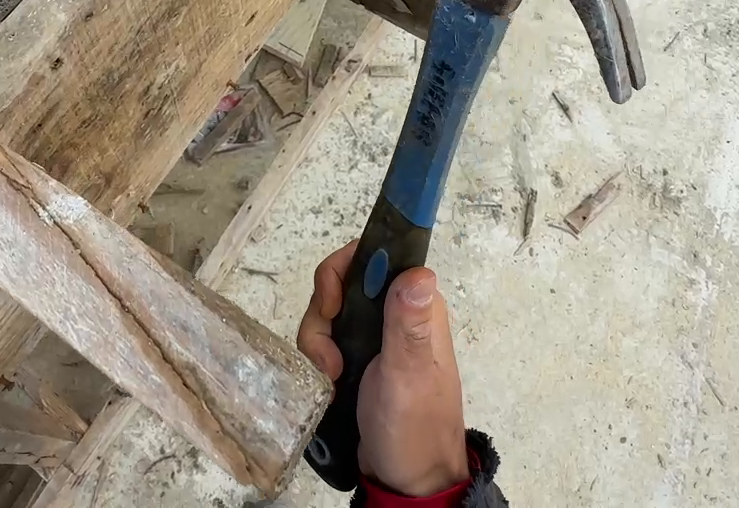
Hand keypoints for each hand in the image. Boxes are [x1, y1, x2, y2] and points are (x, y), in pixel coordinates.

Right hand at [296, 242, 469, 495]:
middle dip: (324, 315)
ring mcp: (373, 334)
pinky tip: (329, 382)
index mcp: (414, 304)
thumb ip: (408, 324)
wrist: (406, 481)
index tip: (332, 304)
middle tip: (331, 354)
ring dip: (318, 342)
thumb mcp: (407, 374)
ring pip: (327, 311)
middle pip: (340, 283)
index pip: (372, 256)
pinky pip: (323, 338)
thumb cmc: (413, 426)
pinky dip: (317, 357)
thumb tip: (421, 271)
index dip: (342, 270)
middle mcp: (393, 311)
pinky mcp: (356, 356)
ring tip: (332, 376)